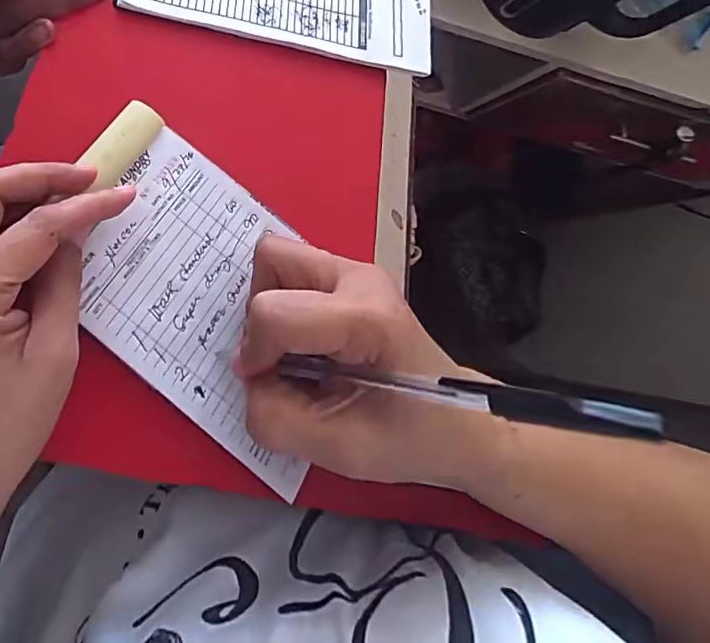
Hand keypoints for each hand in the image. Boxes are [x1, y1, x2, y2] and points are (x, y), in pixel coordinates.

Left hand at [0, 163, 134, 604]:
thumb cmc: (4, 433)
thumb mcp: (53, 358)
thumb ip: (63, 282)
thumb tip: (73, 231)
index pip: (34, 229)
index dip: (84, 206)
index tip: (123, 192)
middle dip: (35, 175)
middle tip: (83, 177)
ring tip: (47, 189)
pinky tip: (12, 221)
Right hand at [234, 236, 495, 488]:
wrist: (461, 422)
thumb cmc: (410, 437)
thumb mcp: (339, 450)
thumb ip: (276, 417)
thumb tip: (247, 379)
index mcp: (365, 318)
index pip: (273, 311)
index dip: (254, 352)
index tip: (263, 383)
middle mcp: (359, 277)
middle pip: (270, 259)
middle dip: (258, 312)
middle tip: (277, 360)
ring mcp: (358, 271)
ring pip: (278, 259)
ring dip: (271, 306)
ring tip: (294, 353)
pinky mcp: (353, 276)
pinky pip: (294, 272)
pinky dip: (285, 305)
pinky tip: (307, 344)